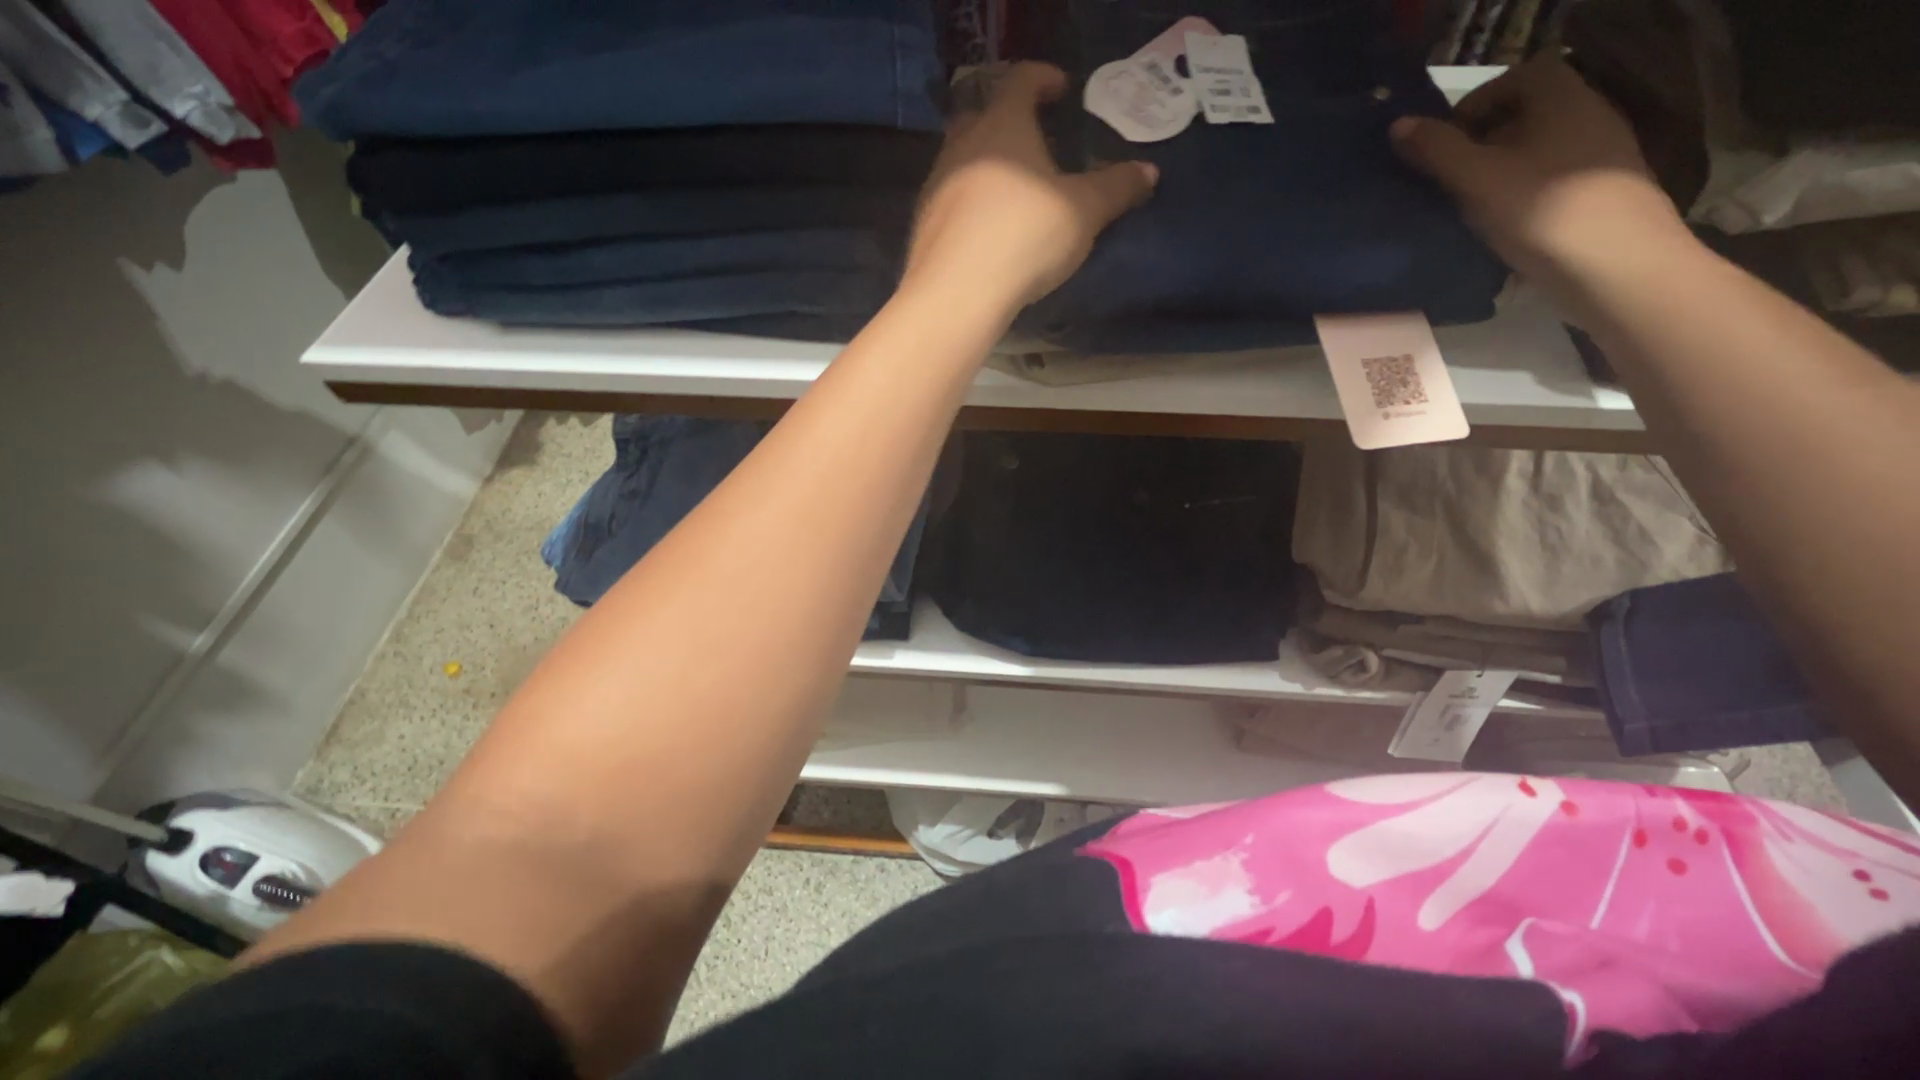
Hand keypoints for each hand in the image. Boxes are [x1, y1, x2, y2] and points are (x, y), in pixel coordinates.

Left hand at [902, 62, 1158, 316]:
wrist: (956, 293)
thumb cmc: (1024, 235)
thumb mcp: (1084, 212)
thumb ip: (1116, 188)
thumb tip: (1148, 171)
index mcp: (1002, 125)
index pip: (1020, 80)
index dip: (1043, 78)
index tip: (1063, 90)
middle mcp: (962, 144)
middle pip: (983, 116)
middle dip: (1009, 120)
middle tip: (1037, 137)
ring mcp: (937, 184)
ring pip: (964, 157)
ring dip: (989, 162)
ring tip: (1018, 187)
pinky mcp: (925, 223)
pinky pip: (954, 197)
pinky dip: (974, 200)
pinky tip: (993, 226)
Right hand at [1390, 55, 1693, 289]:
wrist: (1621, 272)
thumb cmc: (1545, 213)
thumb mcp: (1477, 179)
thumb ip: (1436, 151)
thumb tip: (1397, 125)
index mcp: (1564, 99)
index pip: (1515, 77)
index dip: (1473, 106)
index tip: (1442, 146)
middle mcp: (1588, 118)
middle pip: (1523, 118)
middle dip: (1478, 147)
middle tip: (1446, 183)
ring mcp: (1600, 160)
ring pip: (1533, 156)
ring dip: (1495, 178)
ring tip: (1466, 212)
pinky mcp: (1601, 199)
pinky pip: (1547, 186)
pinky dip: (1518, 201)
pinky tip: (1500, 234)